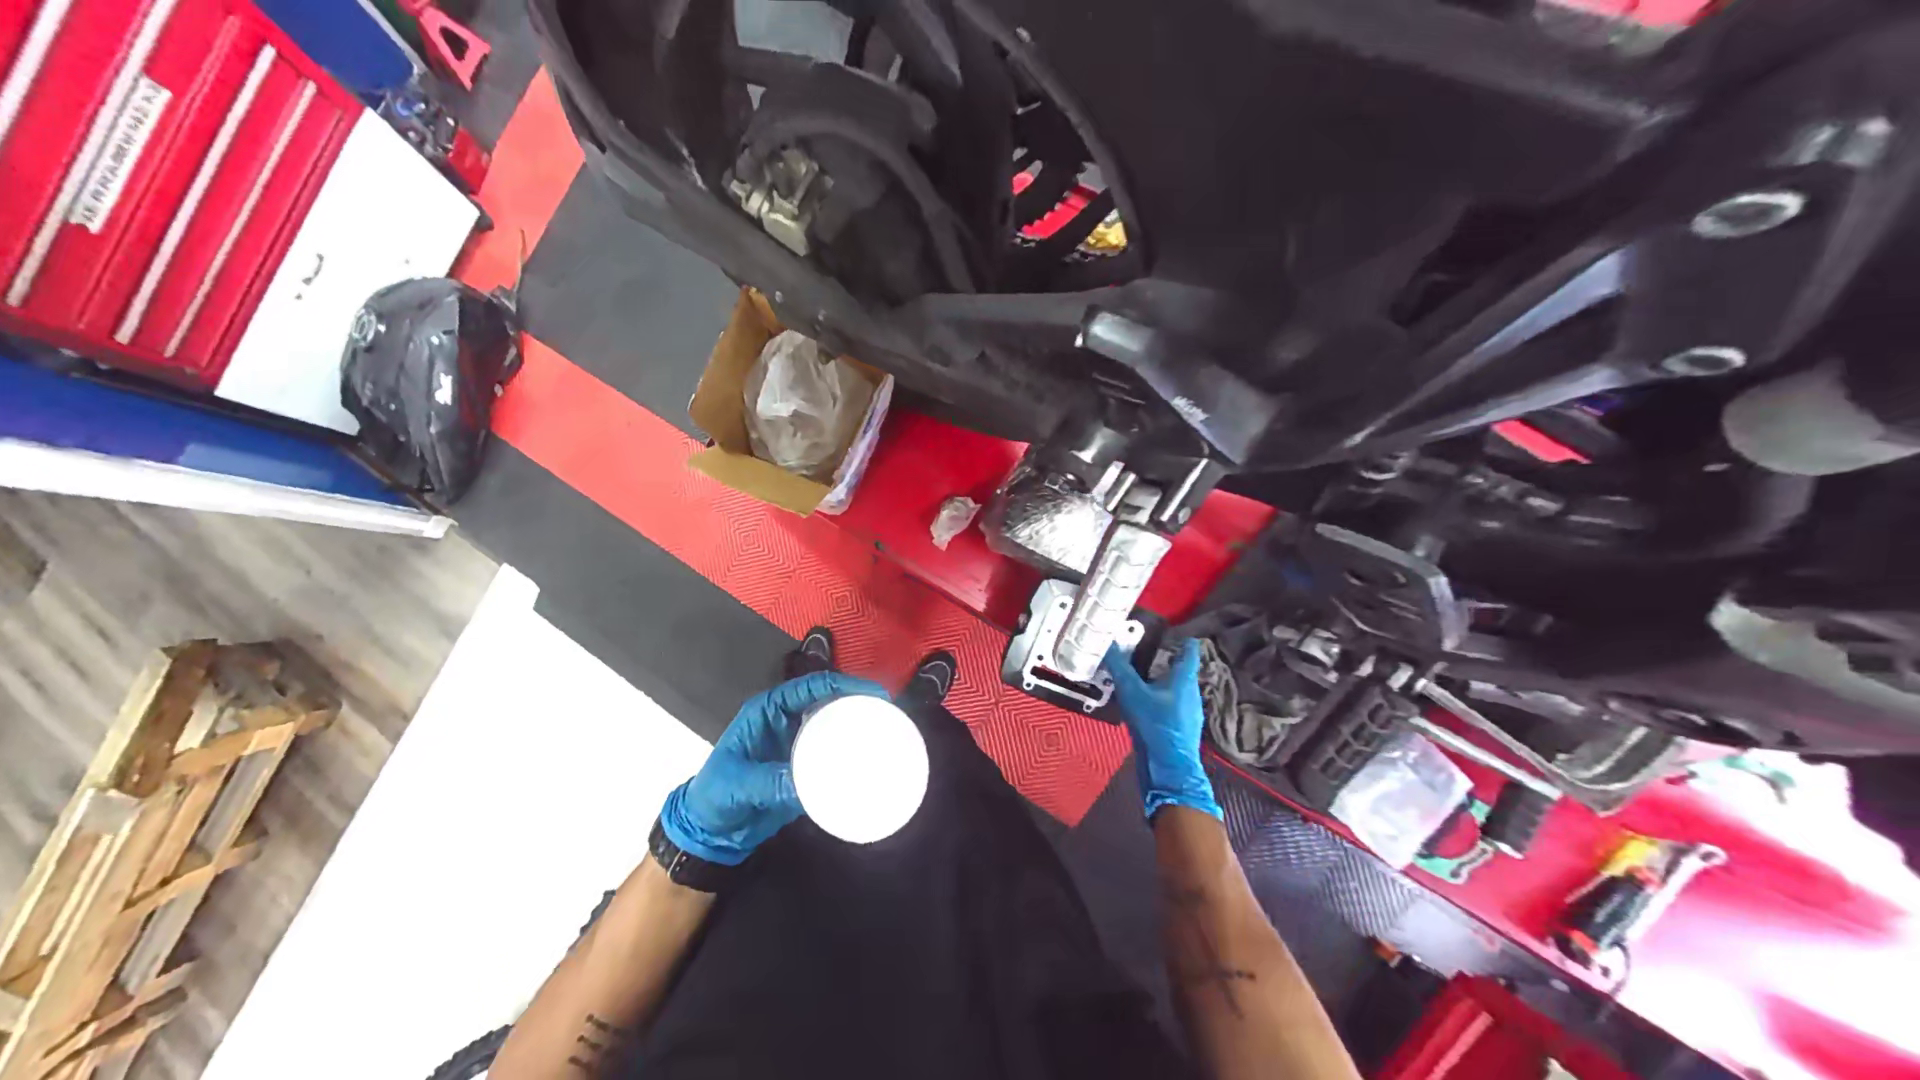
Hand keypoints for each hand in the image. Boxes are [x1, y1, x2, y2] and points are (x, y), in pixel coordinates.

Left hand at [660, 671, 890, 863]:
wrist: (710, 832)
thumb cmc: (715, 797)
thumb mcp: (739, 785)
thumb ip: (770, 782)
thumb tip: (810, 783)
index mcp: (769, 710)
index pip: (812, 686)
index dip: (845, 685)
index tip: (875, 694)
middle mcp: (788, 720)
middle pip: (830, 700)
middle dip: (860, 702)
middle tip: (891, 714)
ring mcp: (798, 743)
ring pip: (834, 724)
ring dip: (859, 726)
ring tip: (889, 733)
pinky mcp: (805, 766)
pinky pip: (833, 752)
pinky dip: (852, 754)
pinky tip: (872, 760)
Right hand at [1103, 640, 1221, 820]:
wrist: (1168, 769)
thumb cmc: (1154, 724)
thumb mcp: (1131, 692)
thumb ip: (1120, 667)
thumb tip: (1109, 644)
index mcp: (1184, 677)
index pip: (1190, 648)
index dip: (1179, 636)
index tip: (1162, 631)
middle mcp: (1192, 691)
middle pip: (1181, 668)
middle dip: (1162, 659)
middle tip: (1140, 652)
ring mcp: (1190, 711)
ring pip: (1176, 688)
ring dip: (1159, 681)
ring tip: (1137, 677)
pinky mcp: (1182, 727)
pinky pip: (1172, 704)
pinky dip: (1160, 699)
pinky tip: (1142, 705)